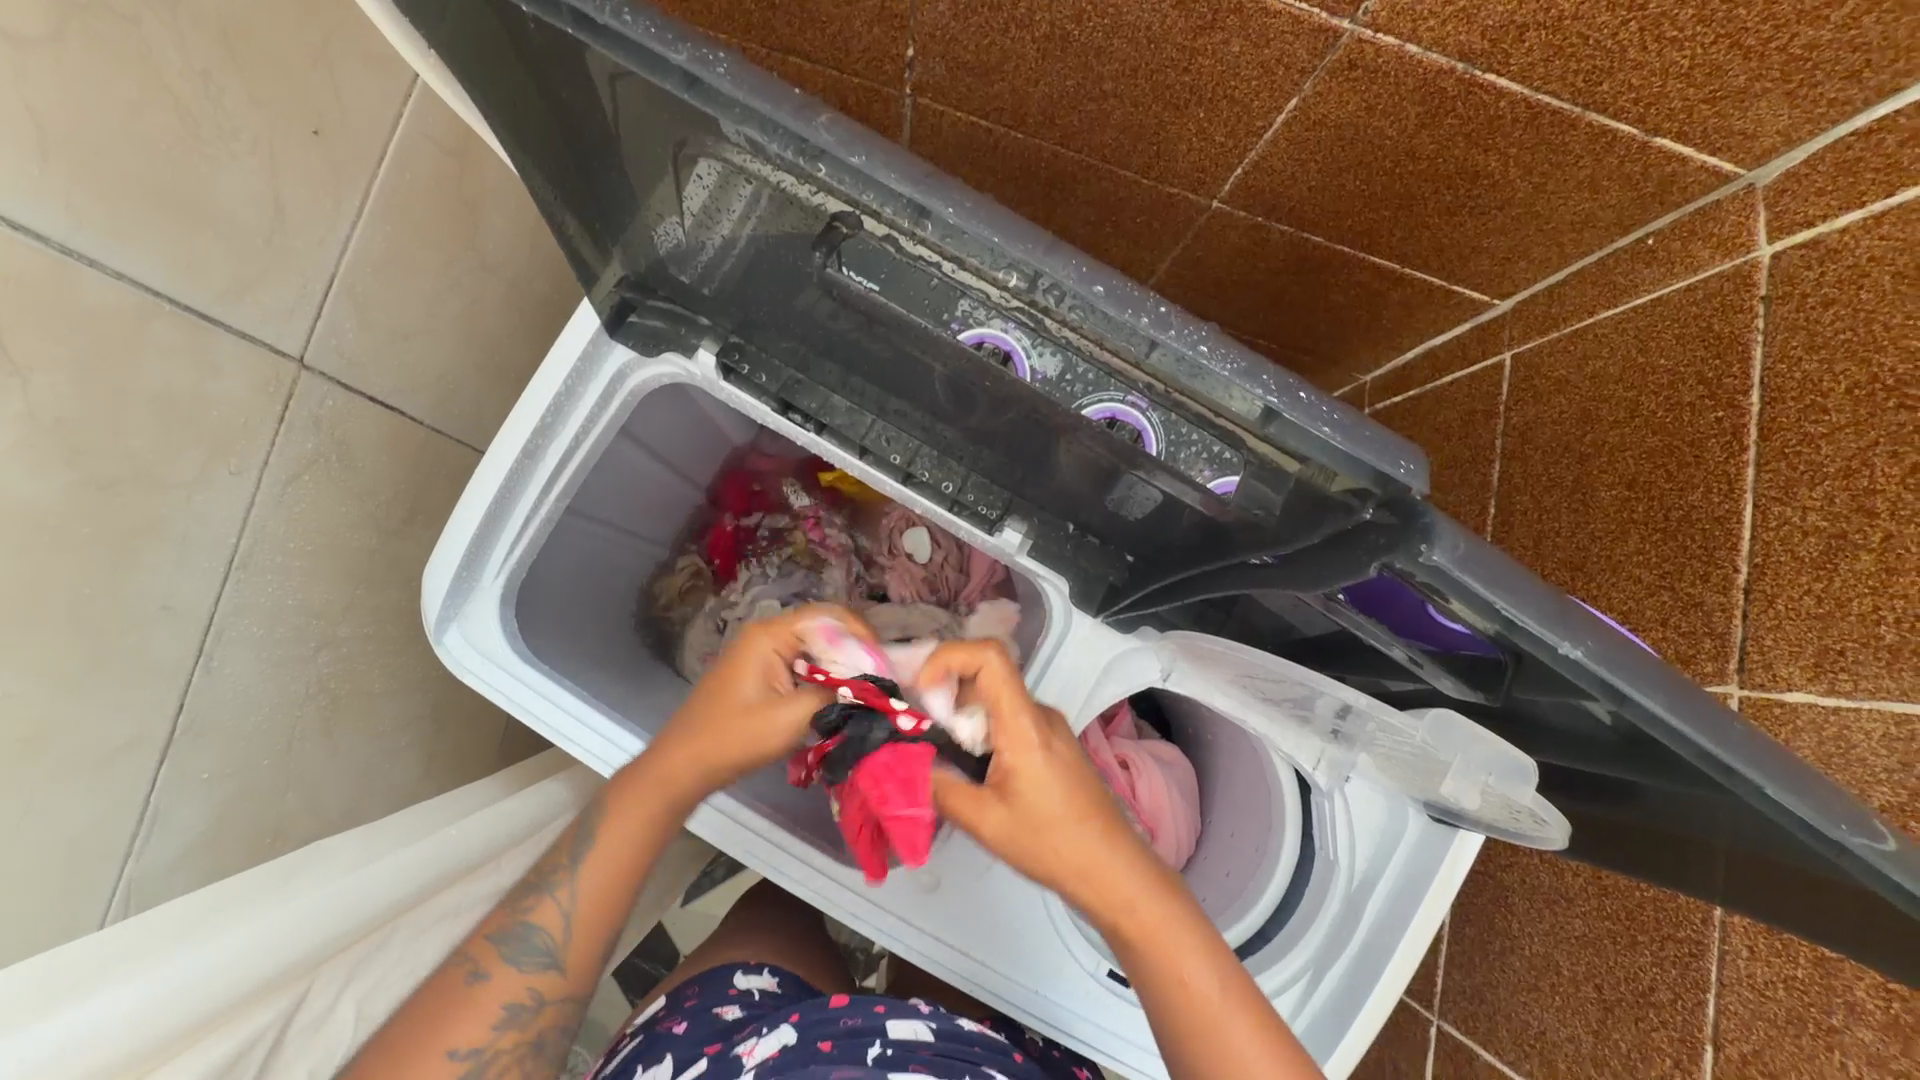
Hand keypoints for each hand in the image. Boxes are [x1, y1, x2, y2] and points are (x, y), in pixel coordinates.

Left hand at [647, 605, 873, 797]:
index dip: (861, 635)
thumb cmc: (734, 737)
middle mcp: (767, 635)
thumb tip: (871, 685)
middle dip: (854, 652)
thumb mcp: (791, 718)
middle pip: (823, 630)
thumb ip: (835, 694)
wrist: (684, 765)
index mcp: (770, 635)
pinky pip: (801, 665)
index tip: (884, 663)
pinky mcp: (761, 673)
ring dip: (839, 667)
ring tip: (865, 690)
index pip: (828, 617)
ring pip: (814, 650)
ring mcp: (762, 653)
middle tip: (879, 680)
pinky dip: (822, 679)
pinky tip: (837, 700)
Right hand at [919, 641, 1168, 913]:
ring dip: (962, 717)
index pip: (989, 656)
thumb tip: (900, 761)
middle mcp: (1039, 713)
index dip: (948, 657)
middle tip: (918, 730)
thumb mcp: (983, 821)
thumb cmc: (1050, 843)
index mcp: (1024, 722)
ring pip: (995, 700)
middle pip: (986, 676)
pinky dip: (981, 732)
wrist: (1111, 868)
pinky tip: (971, 770)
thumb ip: (937, 786)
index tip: (921, 689)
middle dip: (945, 694)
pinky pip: (1008, 719)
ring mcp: (1049, 727)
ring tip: (940, 757)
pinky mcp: (1052, 743)